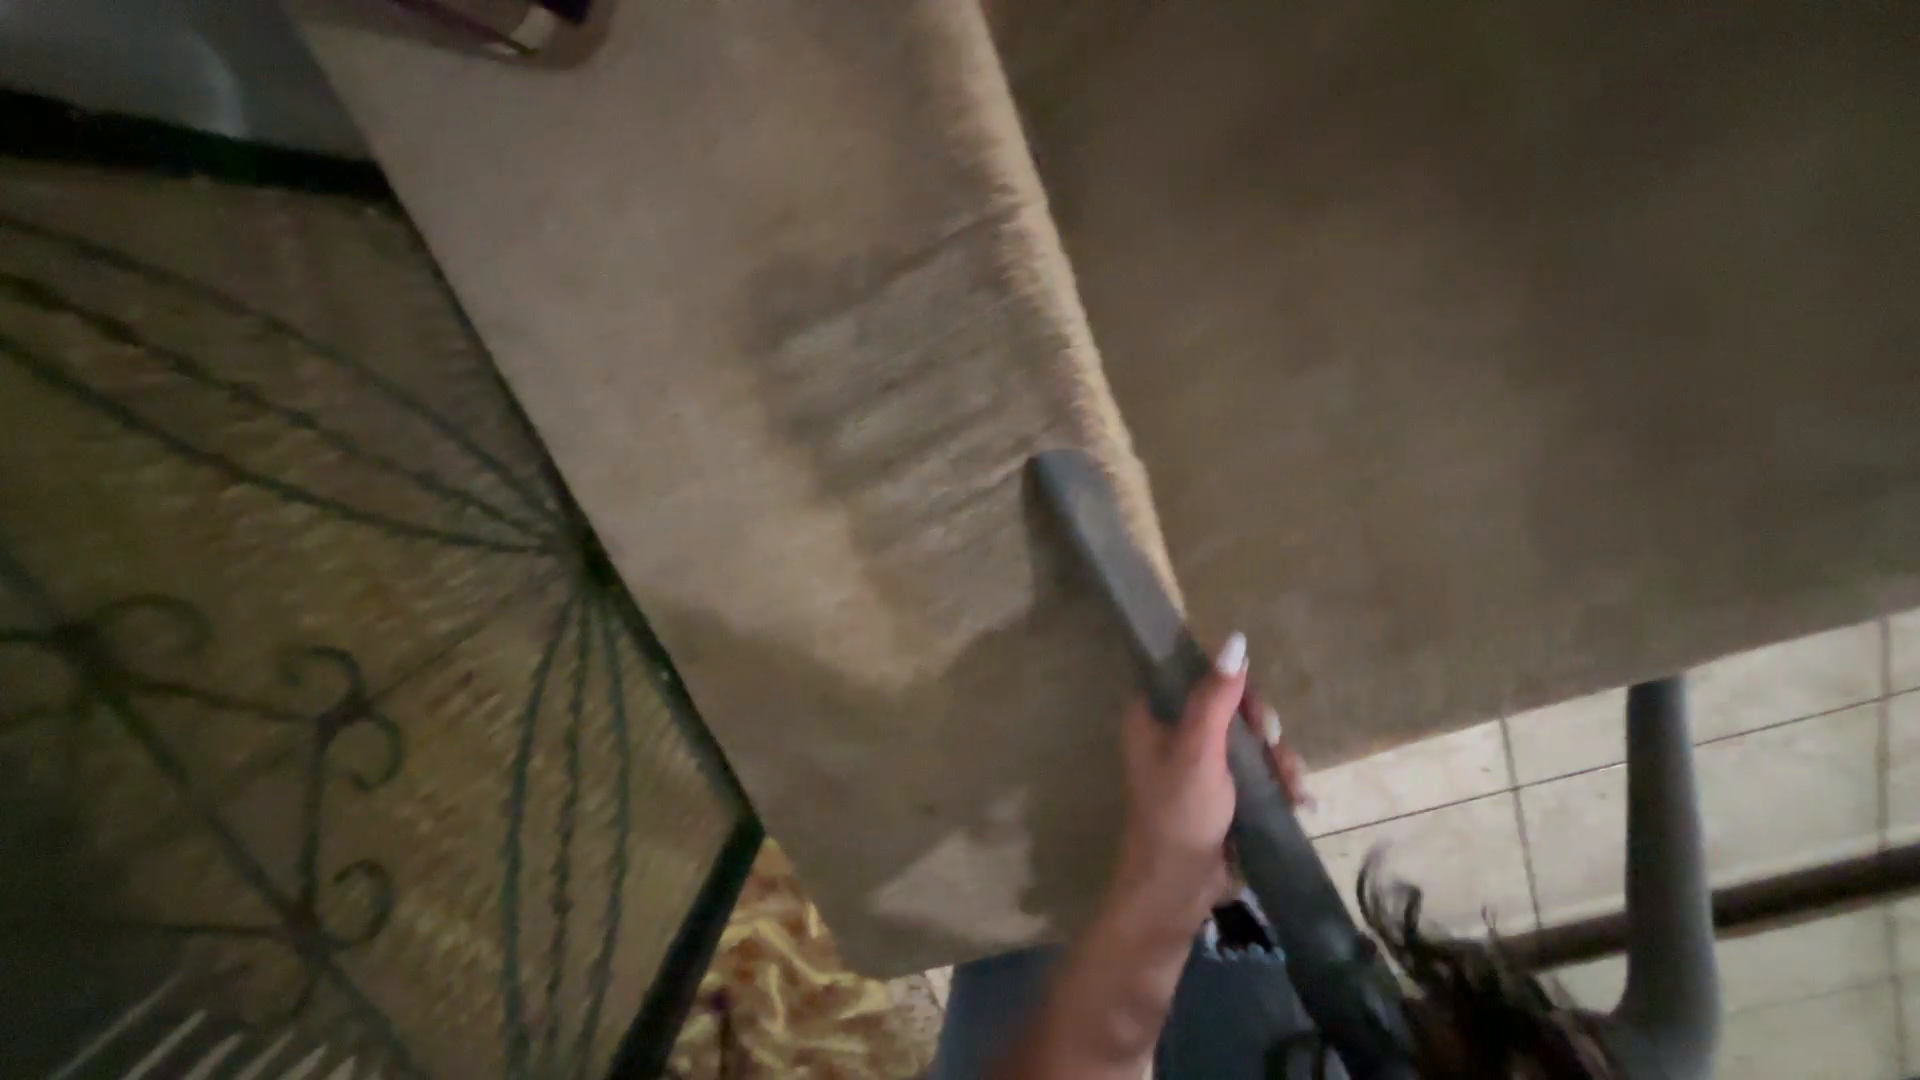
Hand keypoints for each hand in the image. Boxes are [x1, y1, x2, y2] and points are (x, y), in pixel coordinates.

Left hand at [1113, 633, 1310, 929]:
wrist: (1179, 888)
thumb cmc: (1179, 813)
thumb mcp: (1198, 749)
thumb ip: (1215, 696)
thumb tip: (1235, 639)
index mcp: (1152, 713)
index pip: (1195, 674)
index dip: (1230, 684)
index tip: (1252, 712)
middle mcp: (1172, 731)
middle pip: (1231, 705)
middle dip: (1262, 730)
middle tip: (1273, 750)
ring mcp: (1199, 762)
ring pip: (1250, 738)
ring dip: (1277, 759)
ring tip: (1292, 787)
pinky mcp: (1222, 789)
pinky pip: (1257, 768)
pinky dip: (1279, 780)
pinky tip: (1298, 800)